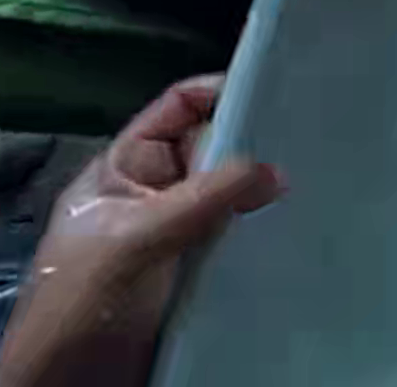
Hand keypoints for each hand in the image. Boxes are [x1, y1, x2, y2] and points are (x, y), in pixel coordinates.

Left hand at [0, 75, 281, 386]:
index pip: (180, 105)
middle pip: (218, 138)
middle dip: (258, 137)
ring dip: (267, 180)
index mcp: (124, 171)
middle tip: (307, 135)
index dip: (223, 90)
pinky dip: (270, 213)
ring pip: (238, 179)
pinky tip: (297, 211)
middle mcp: (157, 188)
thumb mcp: (139, 240)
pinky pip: (247, 217)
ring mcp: (182, 223)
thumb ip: (211, 194)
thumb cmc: (83, 307)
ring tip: (313, 171)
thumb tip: (282, 170)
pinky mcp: (207, 255)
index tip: (277, 89)